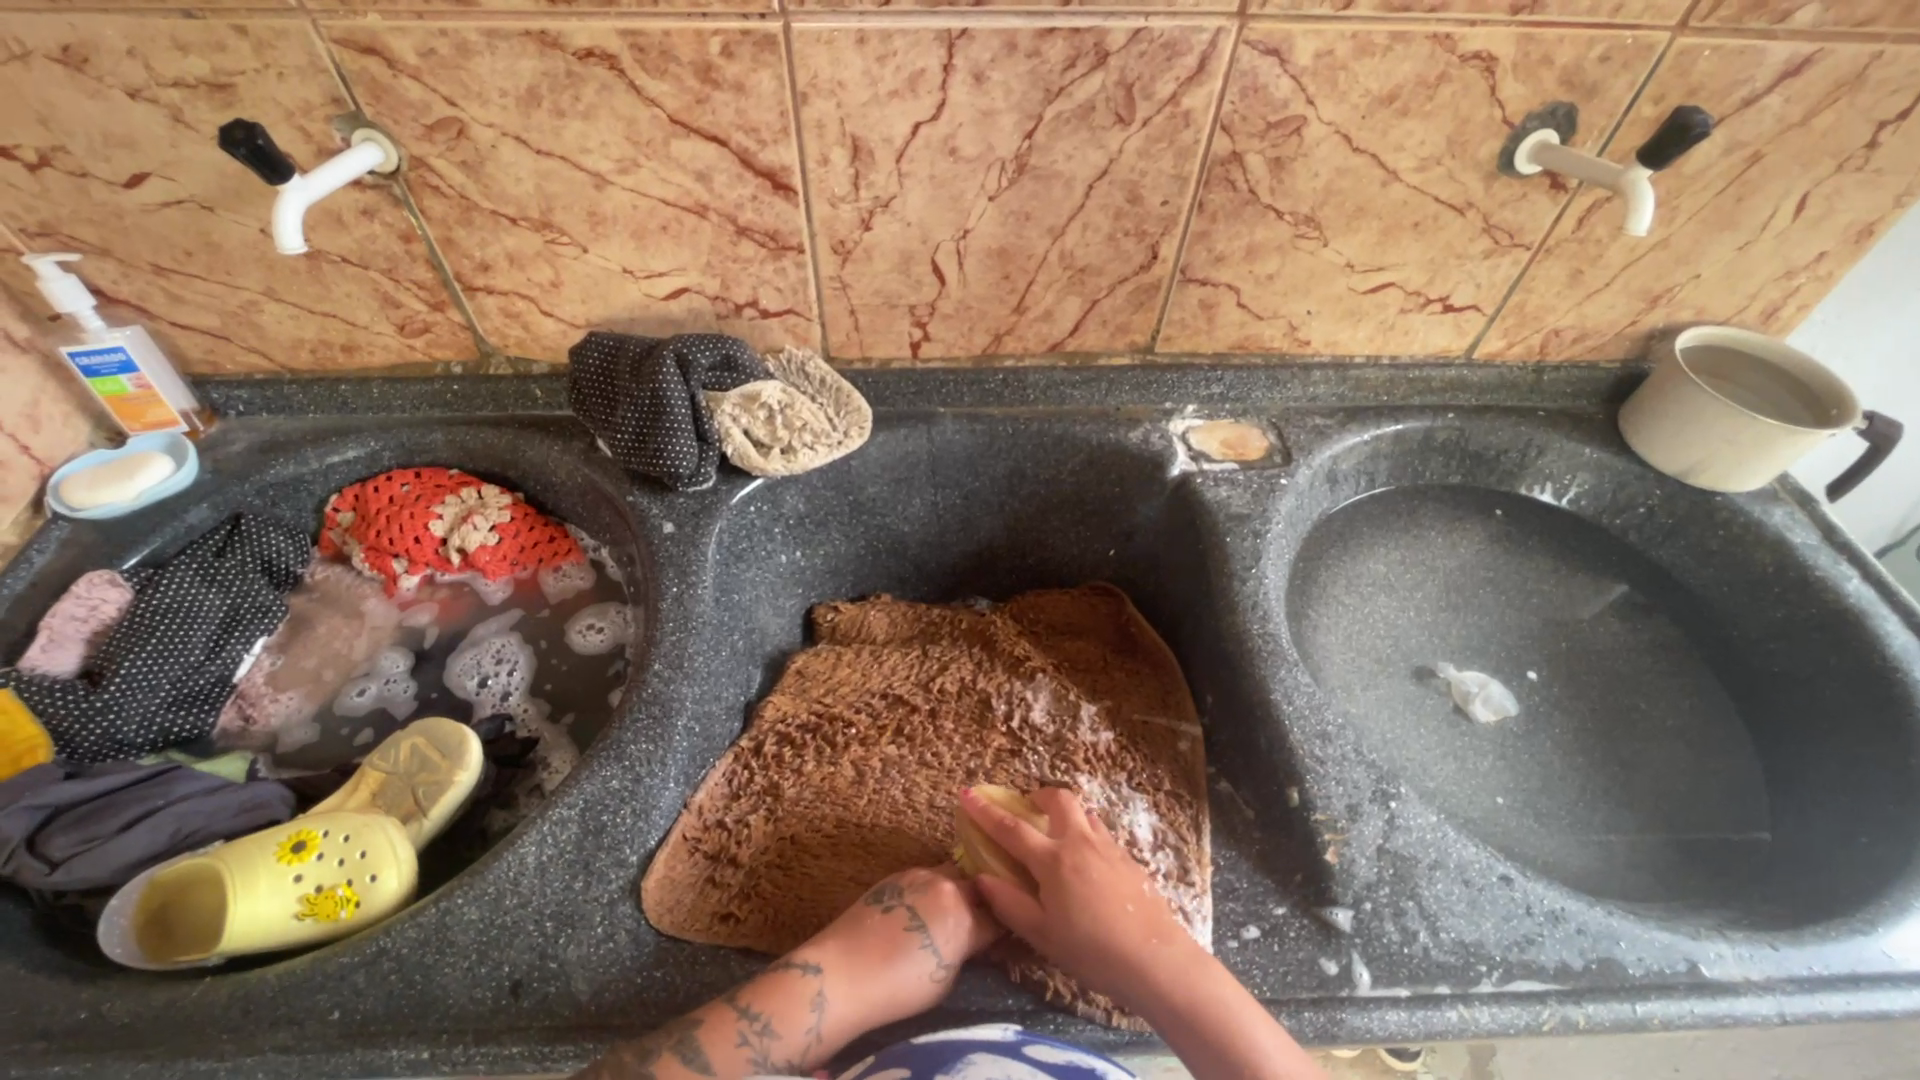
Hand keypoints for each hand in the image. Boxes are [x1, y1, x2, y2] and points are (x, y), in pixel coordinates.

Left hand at [801, 866, 1003, 1028]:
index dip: (1009, 925)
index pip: (1001, 915)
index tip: (1009, 934)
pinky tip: (928, 906)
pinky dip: (936, 888)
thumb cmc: (899, 988)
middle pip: (979, 884)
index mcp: (964, 915)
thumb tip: (976, 942)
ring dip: (961, 888)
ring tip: (958, 909)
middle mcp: (946, 886)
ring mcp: (919, 875)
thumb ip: (968, 950)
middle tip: (987, 917)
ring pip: (953, 873)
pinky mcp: (896, 875)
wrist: (843, 972)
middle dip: (987, 899)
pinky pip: (928, 876)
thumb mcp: (947, 978)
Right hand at [959, 786, 1202, 1012]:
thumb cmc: (1092, 952)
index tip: (967, 793)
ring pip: (1085, 812)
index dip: (985, 811)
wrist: (1156, 960)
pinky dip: (1087, 835)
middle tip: (1028, 809)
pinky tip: (1087, 864)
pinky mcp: (1130, 859)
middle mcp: (1080, 843)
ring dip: (1066, 813)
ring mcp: (1109, 848)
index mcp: (1053, 860)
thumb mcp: (1042, 935)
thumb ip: (1009, 903)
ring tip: (1058, 835)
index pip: (1011, 828)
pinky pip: (1102, 834)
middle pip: (1059, 799)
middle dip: (1039, 795)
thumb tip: (982, 877)